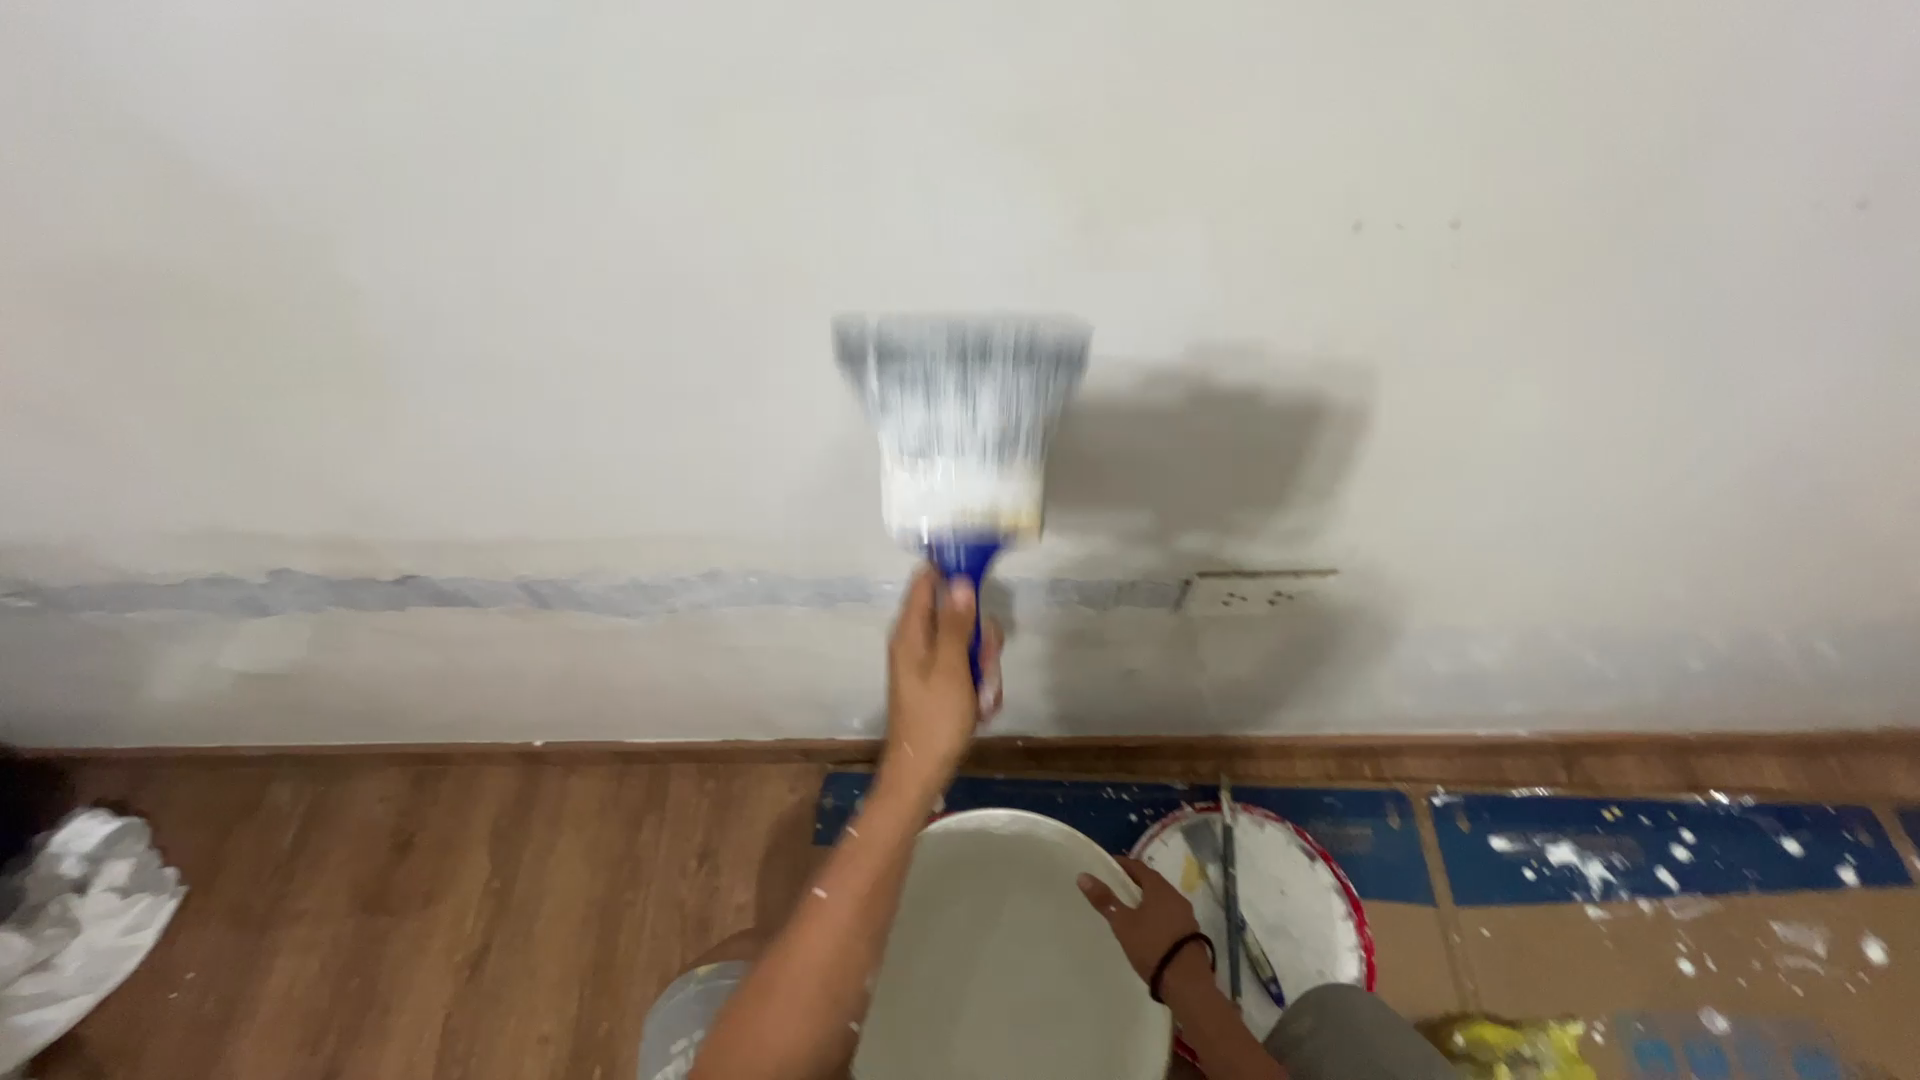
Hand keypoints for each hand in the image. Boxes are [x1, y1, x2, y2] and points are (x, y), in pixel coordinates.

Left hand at [880, 565, 1002, 789]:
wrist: (922, 772)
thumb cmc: (935, 719)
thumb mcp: (951, 668)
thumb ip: (957, 624)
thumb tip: (960, 580)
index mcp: (911, 632)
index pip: (927, 581)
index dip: (953, 573)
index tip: (982, 577)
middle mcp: (917, 641)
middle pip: (958, 615)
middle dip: (982, 639)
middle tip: (986, 664)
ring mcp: (929, 663)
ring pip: (969, 644)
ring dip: (984, 668)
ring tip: (982, 697)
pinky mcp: (940, 683)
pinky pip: (967, 669)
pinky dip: (978, 687)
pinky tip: (979, 709)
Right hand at [1078, 856, 1203, 983]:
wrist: (1188, 985)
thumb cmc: (1152, 947)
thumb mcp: (1123, 924)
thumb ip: (1104, 900)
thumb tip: (1083, 876)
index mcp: (1159, 888)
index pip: (1138, 867)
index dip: (1121, 864)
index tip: (1106, 866)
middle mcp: (1176, 896)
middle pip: (1152, 881)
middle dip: (1134, 881)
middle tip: (1115, 887)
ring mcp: (1186, 915)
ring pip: (1162, 899)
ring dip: (1146, 899)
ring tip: (1129, 908)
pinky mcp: (1191, 933)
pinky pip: (1170, 914)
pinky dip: (1156, 914)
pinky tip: (1147, 927)